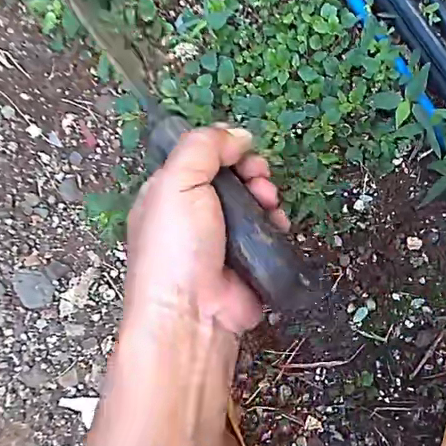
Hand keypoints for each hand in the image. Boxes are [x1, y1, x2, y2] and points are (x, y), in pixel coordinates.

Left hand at [123, 125, 289, 334]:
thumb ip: (204, 147)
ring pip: (254, 202)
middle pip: (232, 178)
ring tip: (268, 203)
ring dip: (266, 195)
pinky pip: (268, 232)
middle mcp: (195, 215)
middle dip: (251, 171)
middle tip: (258, 178)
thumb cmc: (176, 246)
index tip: (241, 151)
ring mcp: (223, 239)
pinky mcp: (248, 260)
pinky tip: (277, 224)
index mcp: (168, 193)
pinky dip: (277, 224)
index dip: (224, 149)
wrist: (193, 311)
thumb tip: (237, 134)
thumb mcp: (177, 181)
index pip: (201, 158)